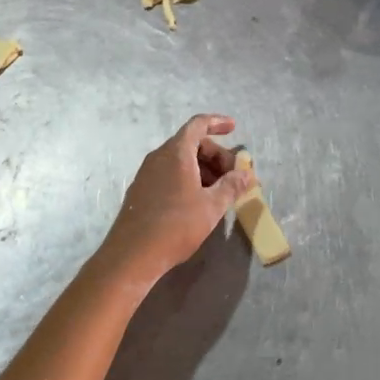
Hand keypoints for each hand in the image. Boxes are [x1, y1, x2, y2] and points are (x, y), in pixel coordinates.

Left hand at [99, 115, 256, 284]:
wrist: (131, 256)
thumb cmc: (176, 226)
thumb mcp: (211, 206)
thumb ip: (231, 186)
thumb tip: (247, 174)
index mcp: (176, 152)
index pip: (198, 125)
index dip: (217, 122)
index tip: (234, 128)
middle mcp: (159, 156)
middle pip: (191, 144)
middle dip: (216, 155)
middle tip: (233, 176)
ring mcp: (147, 173)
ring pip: (180, 161)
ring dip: (203, 169)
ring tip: (219, 192)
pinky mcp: (141, 190)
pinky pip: (169, 174)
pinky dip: (187, 179)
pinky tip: (198, 202)